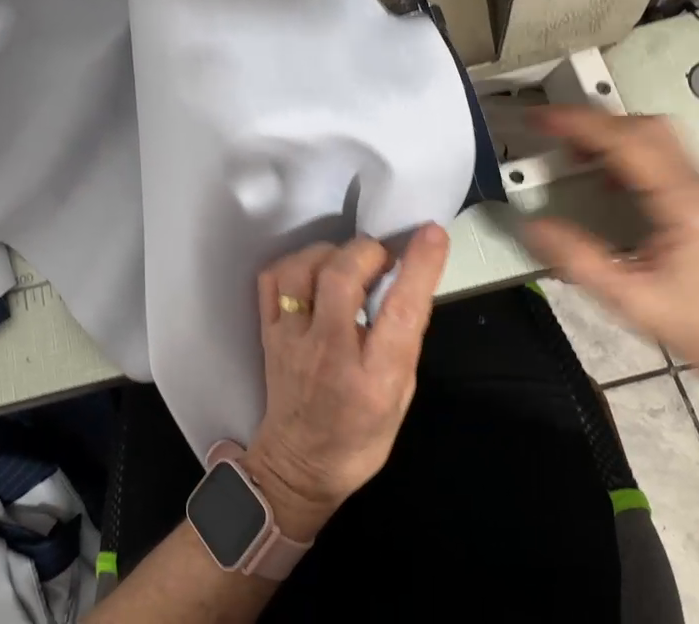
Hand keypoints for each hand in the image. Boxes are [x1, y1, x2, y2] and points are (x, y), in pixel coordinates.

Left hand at [242, 224, 448, 541]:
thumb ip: (403, 340)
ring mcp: (290, 340)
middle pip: (342, 277)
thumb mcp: (401, 396)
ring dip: (330, 253)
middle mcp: (328, 352)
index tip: (431, 233)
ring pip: (301, 270)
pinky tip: (314, 273)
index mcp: (374, 378)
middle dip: (368, 251)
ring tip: (348, 263)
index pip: (400, 311)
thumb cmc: (360, 436)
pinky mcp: (267, 332)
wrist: (298, 465)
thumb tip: (407, 283)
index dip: (418, 267)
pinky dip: (296, 264)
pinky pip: (272, 279)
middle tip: (383, 258)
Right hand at [520, 106, 698, 386]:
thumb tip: (532, 225)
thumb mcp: (626, 297)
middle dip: (594, 122)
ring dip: (611, 135)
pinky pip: (664, 155)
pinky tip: (605, 177)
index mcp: (685, 205)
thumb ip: (576, 259)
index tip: (542, 119)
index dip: (580, 124)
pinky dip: (627, 151)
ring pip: (658, 136)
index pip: (629, 143)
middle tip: (553, 131)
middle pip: (646, 127)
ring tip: (573, 152)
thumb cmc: (695, 325)